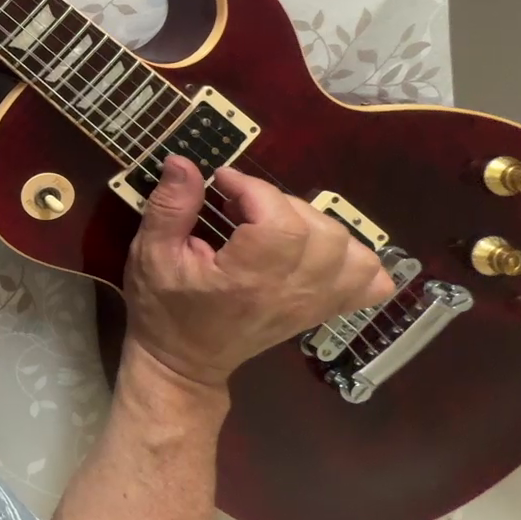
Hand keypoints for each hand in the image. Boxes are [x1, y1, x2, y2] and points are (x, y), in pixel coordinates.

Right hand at [123, 157, 394, 389]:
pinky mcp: (327, 309)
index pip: (281, 224)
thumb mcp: (150, 251)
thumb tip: (183, 162)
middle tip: (235, 201)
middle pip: (320, 231)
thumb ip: (170, 207)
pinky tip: (311, 247)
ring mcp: (318, 303)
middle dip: (276, 200)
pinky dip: (351, 254)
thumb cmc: (161, 303)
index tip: (219, 180)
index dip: (254, 189)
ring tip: (270, 220)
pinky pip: (370, 278)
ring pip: (351, 250)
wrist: (184, 356)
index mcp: (248, 279)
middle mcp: (294, 293)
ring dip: (313, 222)